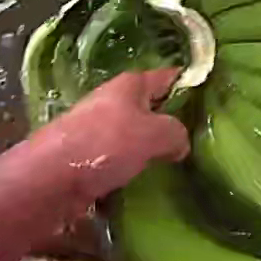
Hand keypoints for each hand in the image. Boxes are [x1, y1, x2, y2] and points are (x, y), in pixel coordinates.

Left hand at [29, 68, 189, 203]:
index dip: (189, 83)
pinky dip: (131, 168)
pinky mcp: (87, 157)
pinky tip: (145, 184)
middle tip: (198, 140)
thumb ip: (176, 132)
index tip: (210, 97)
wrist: (50, 179)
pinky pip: (119, 159)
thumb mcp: (154, 133)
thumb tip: (180, 142)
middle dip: (171, 121)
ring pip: (135, 134)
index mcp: (131, 84)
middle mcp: (114, 100)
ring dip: (150, 149)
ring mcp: (98, 128)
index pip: (168, 76)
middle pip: (151, 106)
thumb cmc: (105, 144)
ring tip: (175, 166)